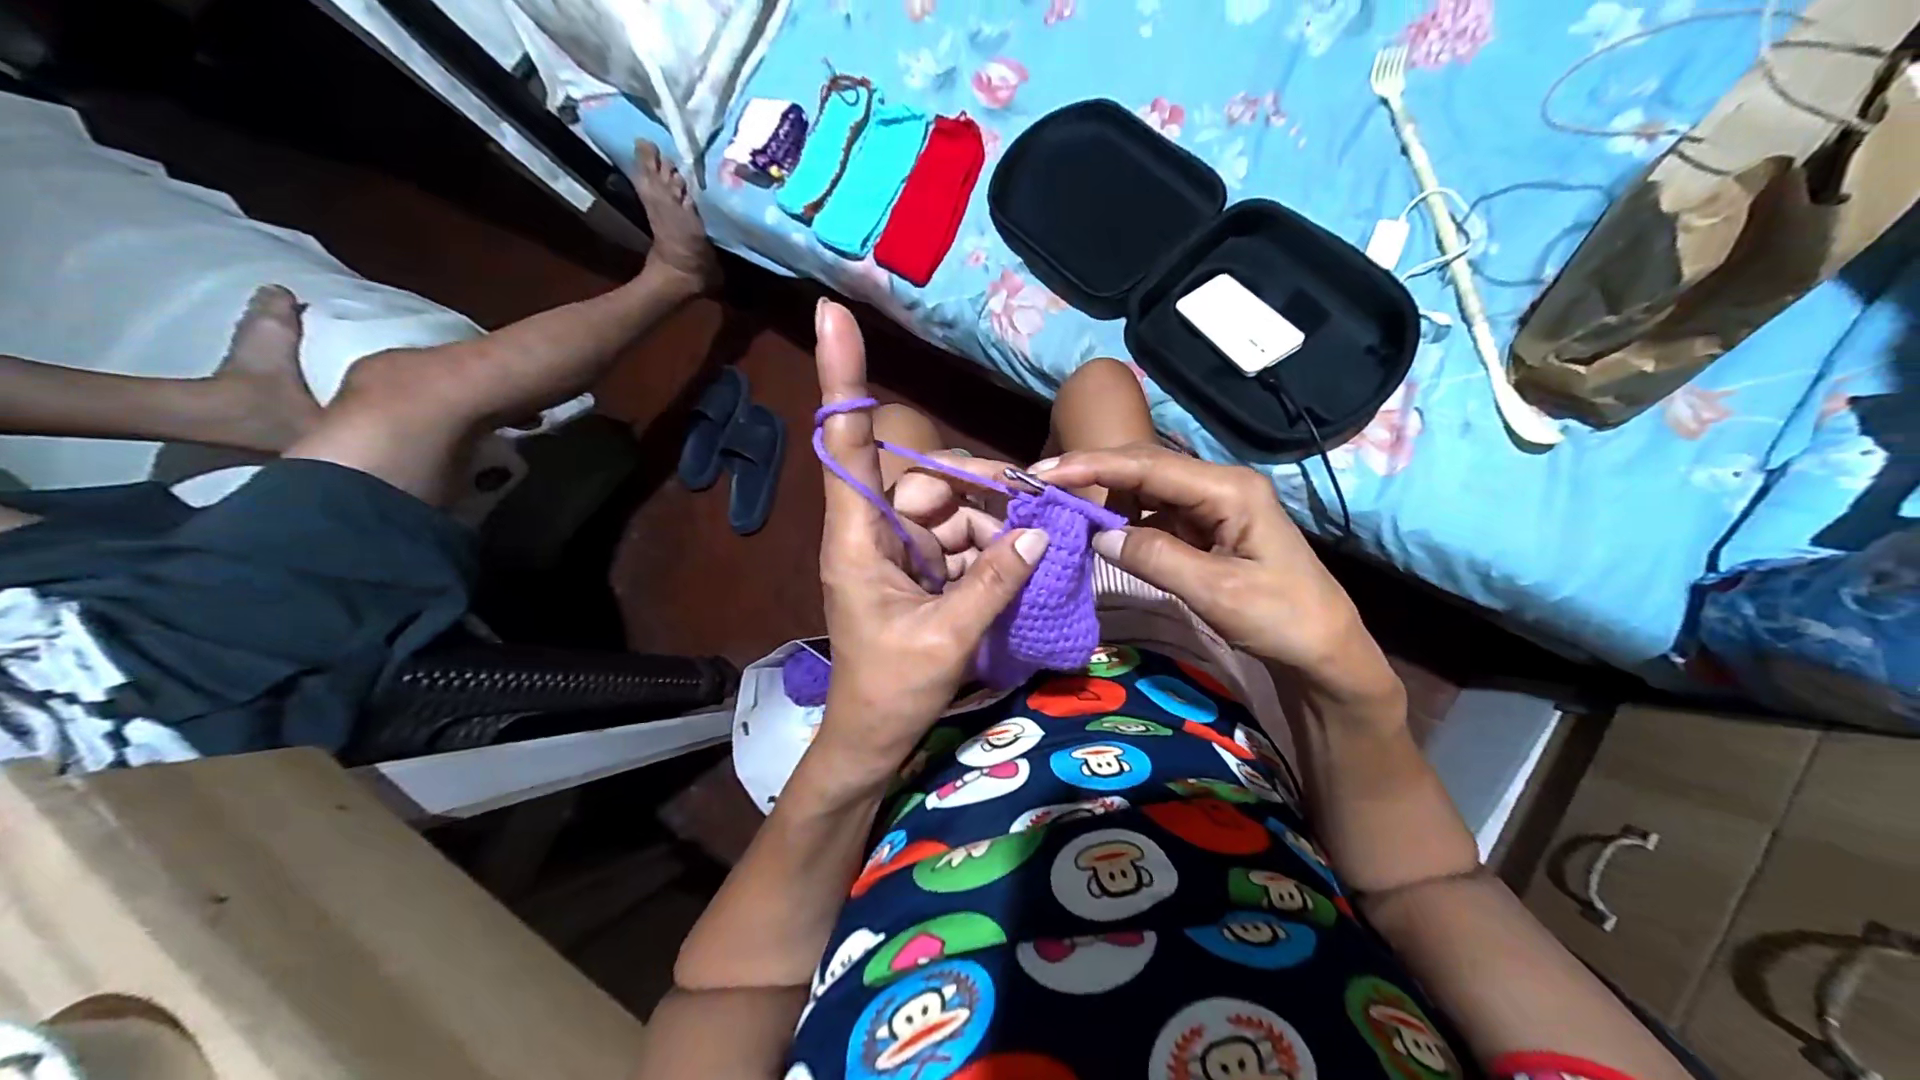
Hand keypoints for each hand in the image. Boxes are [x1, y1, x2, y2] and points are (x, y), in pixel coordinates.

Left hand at [811, 301, 1046, 783]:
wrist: (873, 737)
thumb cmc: (890, 690)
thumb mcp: (947, 637)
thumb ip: (994, 581)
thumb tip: (1038, 530)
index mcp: (857, 538)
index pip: (847, 445)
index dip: (843, 380)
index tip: (832, 313)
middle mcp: (875, 531)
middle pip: (928, 479)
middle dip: (981, 489)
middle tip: (1037, 501)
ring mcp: (900, 550)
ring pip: (954, 509)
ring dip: (995, 527)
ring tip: (1030, 551)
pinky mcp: (922, 569)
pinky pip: (963, 540)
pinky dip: (993, 549)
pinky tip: (1020, 563)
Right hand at [1033, 444, 1392, 702]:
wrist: (1324, 649)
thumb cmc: (1282, 618)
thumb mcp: (1217, 592)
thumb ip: (1156, 558)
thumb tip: (1098, 533)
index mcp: (1228, 490)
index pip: (1148, 466)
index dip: (1094, 465)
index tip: (1046, 474)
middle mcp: (1219, 485)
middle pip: (1144, 467)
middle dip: (1092, 472)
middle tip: (1041, 485)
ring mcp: (1212, 505)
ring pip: (1146, 487)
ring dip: (1105, 494)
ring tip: (1062, 506)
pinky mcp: (1205, 526)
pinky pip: (1155, 512)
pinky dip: (1123, 517)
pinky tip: (1100, 528)